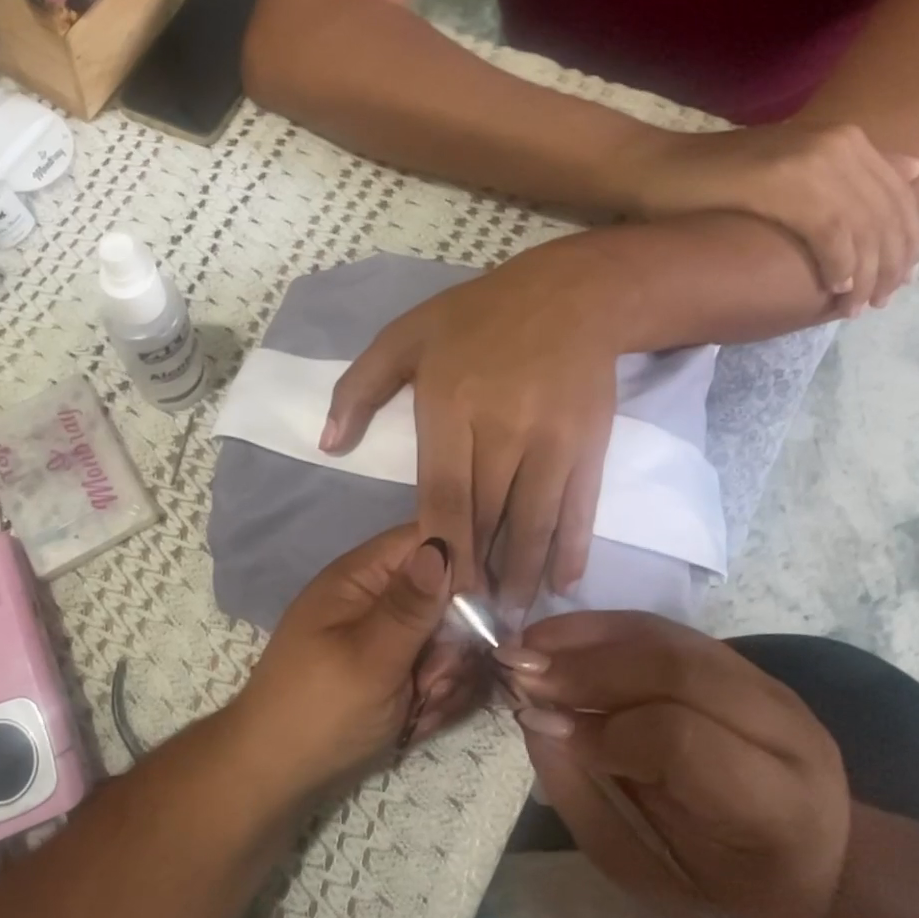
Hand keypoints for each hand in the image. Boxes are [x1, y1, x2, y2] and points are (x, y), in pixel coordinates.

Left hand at [228, 527, 452, 795]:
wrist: (275, 773)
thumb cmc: (317, 709)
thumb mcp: (369, 657)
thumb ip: (411, 605)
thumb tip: (440, 544)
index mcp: (359, 578)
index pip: (424, 539)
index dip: (463, 562)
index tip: (488, 605)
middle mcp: (374, 599)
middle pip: (447, 597)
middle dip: (454, 643)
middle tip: (432, 680)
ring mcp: (385, 638)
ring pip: (449, 642)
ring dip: (447, 679)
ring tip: (420, 706)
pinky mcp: (394, 673)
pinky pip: (437, 674)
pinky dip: (435, 699)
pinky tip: (417, 723)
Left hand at [322, 240, 622, 603]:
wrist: (571, 295)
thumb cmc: (474, 318)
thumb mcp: (403, 337)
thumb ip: (360, 390)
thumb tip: (328, 445)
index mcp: (449, 410)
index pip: (441, 495)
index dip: (440, 548)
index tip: (435, 590)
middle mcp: (502, 433)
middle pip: (487, 518)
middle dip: (479, 574)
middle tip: (471, 622)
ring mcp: (551, 443)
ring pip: (534, 523)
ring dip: (524, 574)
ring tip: (512, 615)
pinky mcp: (589, 447)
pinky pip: (579, 508)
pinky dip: (572, 548)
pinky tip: (565, 581)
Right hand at [495, 612, 850, 917]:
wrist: (800, 864)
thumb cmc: (712, 883)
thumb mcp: (644, 872)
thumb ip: (585, 798)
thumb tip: (533, 720)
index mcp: (775, 806)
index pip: (683, 739)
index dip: (603, 728)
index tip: (540, 725)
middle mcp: (787, 734)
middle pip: (677, 669)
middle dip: (585, 665)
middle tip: (517, 670)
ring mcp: (769, 689)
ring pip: (667, 637)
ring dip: (585, 636)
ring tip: (527, 649)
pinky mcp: (742, 664)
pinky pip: (662, 630)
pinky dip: (601, 629)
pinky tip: (557, 640)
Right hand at [623, 122, 918, 315]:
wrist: (651, 167)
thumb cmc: (706, 174)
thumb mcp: (784, 164)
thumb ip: (843, 169)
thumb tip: (917, 167)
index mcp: (844, 137)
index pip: (896, 195)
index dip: (904, 241)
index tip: (899, 279)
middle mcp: (838, 144)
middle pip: (886, 214)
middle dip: (890, 264)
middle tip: (880, 302)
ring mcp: (813, 162)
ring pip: (864, 228)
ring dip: (867, 274)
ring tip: (857, 306)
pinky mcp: (785, 186)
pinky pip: (831, 234)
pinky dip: (840, 265)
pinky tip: (835, 289)